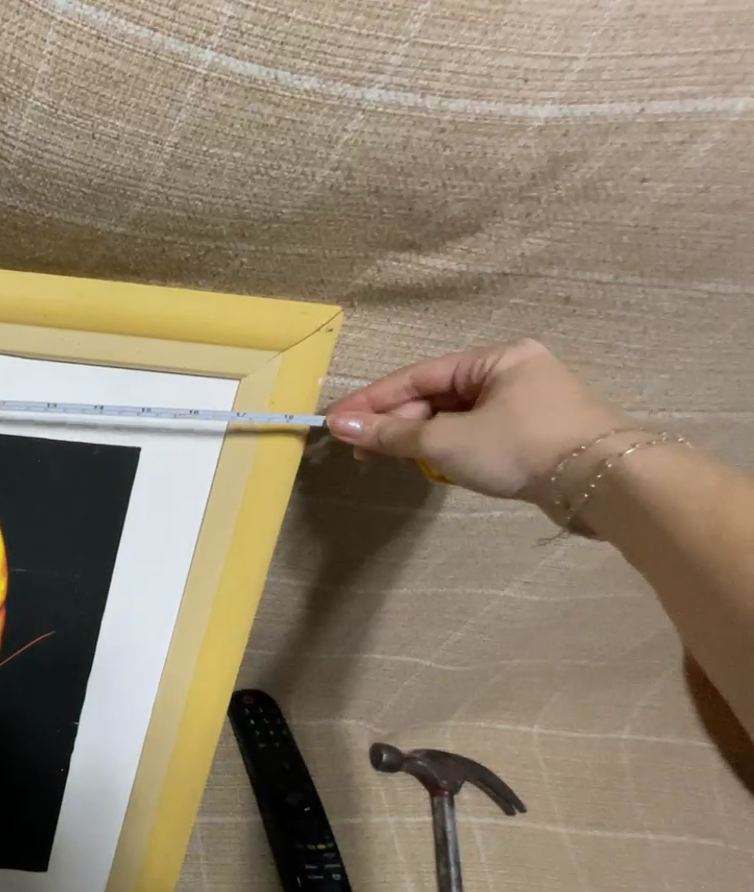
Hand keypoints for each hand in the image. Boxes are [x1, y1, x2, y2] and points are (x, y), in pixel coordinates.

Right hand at [324, 339, 624, 502]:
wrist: (604, 483)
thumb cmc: (520, 446)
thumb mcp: (443, 440)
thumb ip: (389, 433)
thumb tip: (339, 425)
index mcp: (497, 360)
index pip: (417, 377)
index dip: (371, 400)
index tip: (335, 421)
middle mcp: (512, 373)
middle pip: (433, 396)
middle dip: (393, 423)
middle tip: (358, 448)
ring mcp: (524, 403)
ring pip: (449, 416)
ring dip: (414, 437)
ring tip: (385, 458)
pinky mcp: (530, 432)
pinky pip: (469, 432)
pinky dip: (442, 446)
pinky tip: (424, 462)